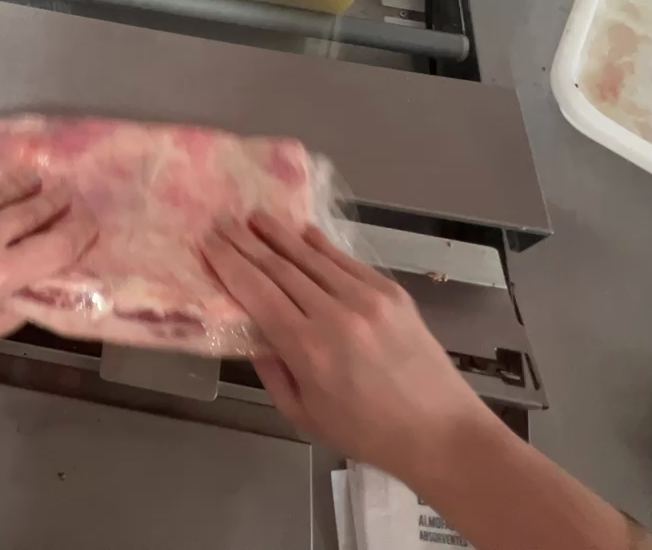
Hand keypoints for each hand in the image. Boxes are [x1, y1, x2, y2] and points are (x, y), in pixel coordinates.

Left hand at [0, 175, 96, 353]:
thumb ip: (10, 314)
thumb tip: (35, 291)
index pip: (58, 245)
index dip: (82, 232)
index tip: (92, 223)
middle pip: (38, 208)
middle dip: (60, 203)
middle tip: (70, 199)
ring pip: (9, 188)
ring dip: (30, 188)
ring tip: (39, 186)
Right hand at [201, 213, 496, 480]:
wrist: (443, 433)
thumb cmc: (366, 432)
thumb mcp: (303, 415)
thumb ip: (270, 370)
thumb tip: (252, 329)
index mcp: (307, 349)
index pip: (255, 291)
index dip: (228, 262)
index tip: (208, 242)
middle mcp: (334, 315)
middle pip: (277, 266)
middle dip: (244, 241)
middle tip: (221, 222)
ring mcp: (366, 298)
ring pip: (308, 255)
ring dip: (276, 232)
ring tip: (253, 216)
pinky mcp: (390, 292)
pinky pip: (343, 259)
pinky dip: (317, 243)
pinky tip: (299, 231)